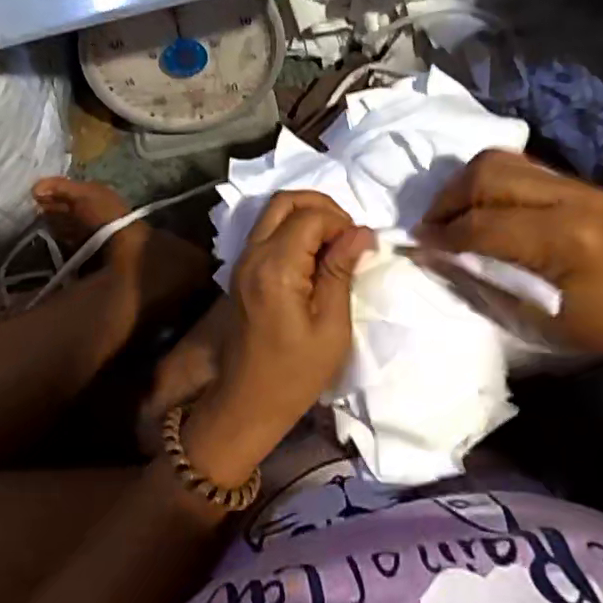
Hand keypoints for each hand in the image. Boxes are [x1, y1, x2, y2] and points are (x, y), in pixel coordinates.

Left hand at [185, 192, 371, 480]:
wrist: (248, 401)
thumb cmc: (296, 373)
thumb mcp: (332, 327)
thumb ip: (340, 271)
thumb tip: (361, 232)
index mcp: (276, 268)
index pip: (310, 216)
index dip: (340, 223)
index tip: (360, 247)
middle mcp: (253, 255)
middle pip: (285, 201)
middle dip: (322, 207)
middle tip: (347, 235)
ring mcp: (242, 260)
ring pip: (273, 211)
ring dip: (306, 215)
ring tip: (334, 243)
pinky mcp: (241, 270)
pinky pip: (266, 230)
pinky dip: (292, 228)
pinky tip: (314, 254)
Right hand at [416, 150, 602, 362]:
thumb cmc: (596, 328)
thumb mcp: (534, 318)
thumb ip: (479, 278)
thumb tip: (430, 253)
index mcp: (567, 237)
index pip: (485, 223)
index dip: (443, 234)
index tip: (416, 244)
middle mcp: (573, 197)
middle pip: (489, 175)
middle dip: (448, 199)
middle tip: (428, 225)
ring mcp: (577, 184)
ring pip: (500, 160)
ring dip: (464, 184)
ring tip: (447, 212)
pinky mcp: (576, 182)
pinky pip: (517, 166)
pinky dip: (486, 181)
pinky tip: (474, 204)